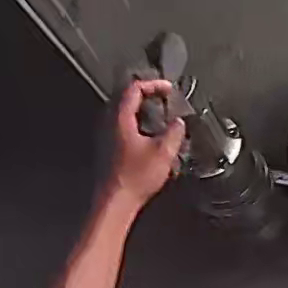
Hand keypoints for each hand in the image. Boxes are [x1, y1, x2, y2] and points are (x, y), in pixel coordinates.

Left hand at [105, 79, 184, 204]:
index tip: (168, 89)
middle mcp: (110, 123)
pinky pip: (125, 127)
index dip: (153, 84)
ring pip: (126, 113)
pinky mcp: (110, 149)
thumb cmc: (135, 178)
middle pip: (127, 98)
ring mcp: (108, 136)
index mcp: (120, 119)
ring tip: (163, 117)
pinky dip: (140, 124)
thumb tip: (179, 123)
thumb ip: (174, 132)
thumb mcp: (164, 152)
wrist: (116, 202)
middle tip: (165, 99)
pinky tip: (153, 137)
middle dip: (149, 96)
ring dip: (145, 111)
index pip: (134, 88)